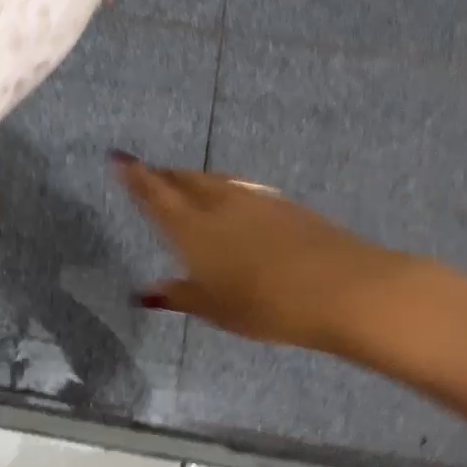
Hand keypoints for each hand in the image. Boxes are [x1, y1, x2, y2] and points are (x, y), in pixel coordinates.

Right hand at [114, 154, 416, 352]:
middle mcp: (219, 206)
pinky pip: (243, 189)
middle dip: (164, 175)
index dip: (135, 176)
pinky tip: (232, 201)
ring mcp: (256, 202)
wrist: (347, 290)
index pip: (155, 195)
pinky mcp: (287, 207)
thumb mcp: (214, 309)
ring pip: (215, 181)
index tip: (119, 157)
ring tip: (186, 184)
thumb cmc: (267, 305)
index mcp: (191, 229)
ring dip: (195, 180)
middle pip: (185, 180)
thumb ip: (180, 295)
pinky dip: (226, 190)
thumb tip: (148, 291)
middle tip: (150, 173)